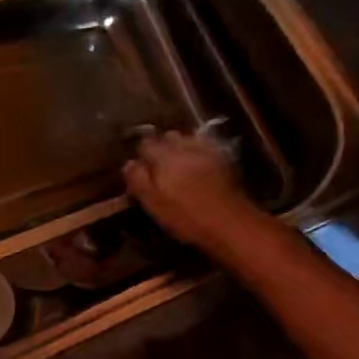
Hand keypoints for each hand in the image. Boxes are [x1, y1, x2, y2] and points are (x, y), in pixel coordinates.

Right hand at [124, 130, 258, 250]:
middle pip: (167, 136)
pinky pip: (204, 148)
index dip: (140, 155)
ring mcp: (205, 151)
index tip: (139, 169)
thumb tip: (129, 164)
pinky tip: (197, 168)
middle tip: (157, 167)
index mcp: (163, 156)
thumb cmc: (185, 216)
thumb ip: (137, 179)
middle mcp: (184, 147)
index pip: (144, 144)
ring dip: (179, 148)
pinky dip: (196, 153)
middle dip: (160, 147)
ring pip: (187, 139)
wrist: (229, 222)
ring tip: (177, 166)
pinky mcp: (223, 159)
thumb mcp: (152, 203)